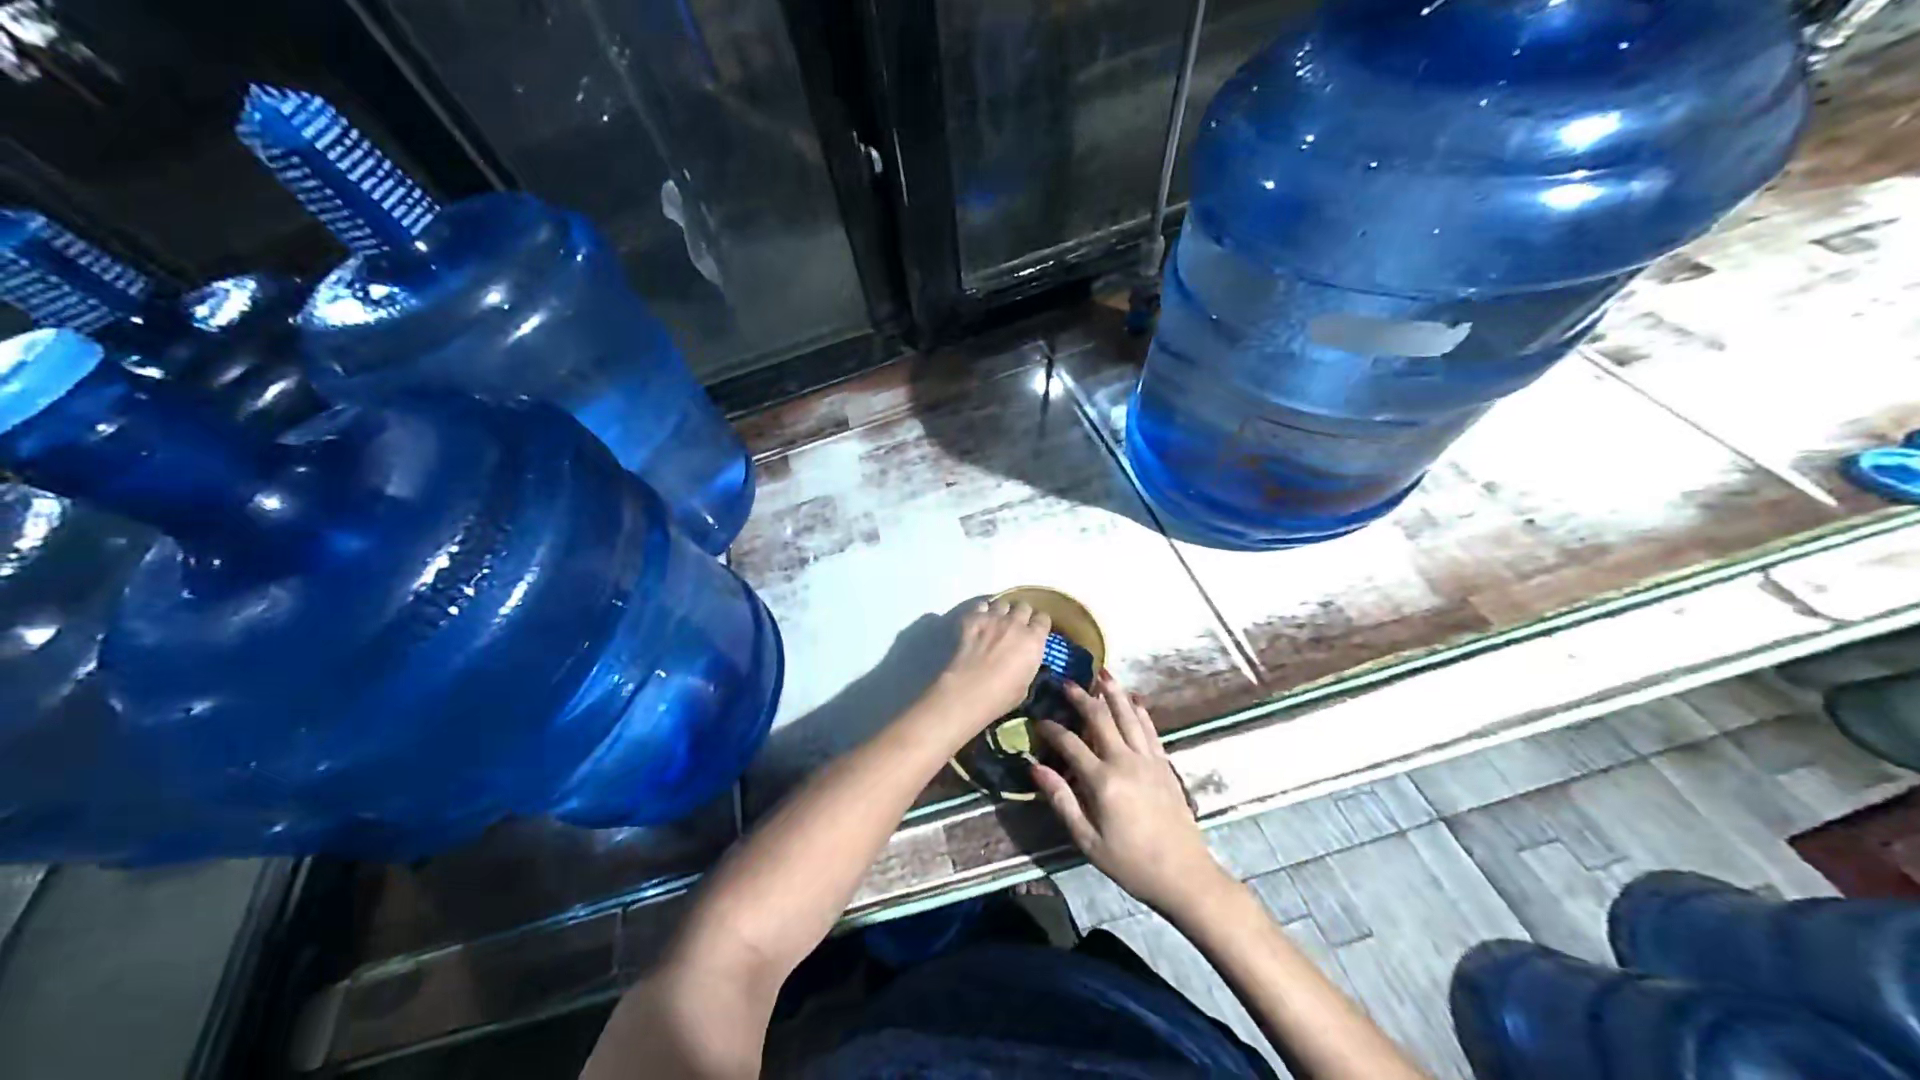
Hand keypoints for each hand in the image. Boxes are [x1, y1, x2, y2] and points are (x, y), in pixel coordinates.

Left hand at [931, 598, 1050, 724]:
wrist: (969, 690)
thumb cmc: (1002, 695)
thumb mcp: (1026, 684)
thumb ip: (1028, 664)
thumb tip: (1025, 659)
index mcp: (1034, 640)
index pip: (1043, 619)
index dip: (1039, 624)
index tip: (1035, 631)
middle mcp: (1016, 623)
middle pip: (1024, 606)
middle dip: (1022, 614)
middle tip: (1016, 626)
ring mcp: (994, 618)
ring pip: (1003, 602)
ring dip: (1003, 611)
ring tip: (997, 620)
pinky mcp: (973, 619)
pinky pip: (981, 606)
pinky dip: (982, 611)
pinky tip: (980, 620)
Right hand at [1032, 673, 1227, 915]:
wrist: (1183, 874)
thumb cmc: (1130, 862)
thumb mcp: (1087, 839)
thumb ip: (1061, 800)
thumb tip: (1035, 767)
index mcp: (1102, 781)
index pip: (1070, 744)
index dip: (1052, 729)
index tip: (1039, 720)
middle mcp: (1125, 761)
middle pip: (1100, 719)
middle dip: (1082, 698)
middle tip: (1067, 683)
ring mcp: (1149, 760)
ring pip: (1128, 716)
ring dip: (1114, 693)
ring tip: (1102, 673)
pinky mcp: (1165, 765)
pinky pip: (1150, 729)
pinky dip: (1140, 711)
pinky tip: (1133, 700)